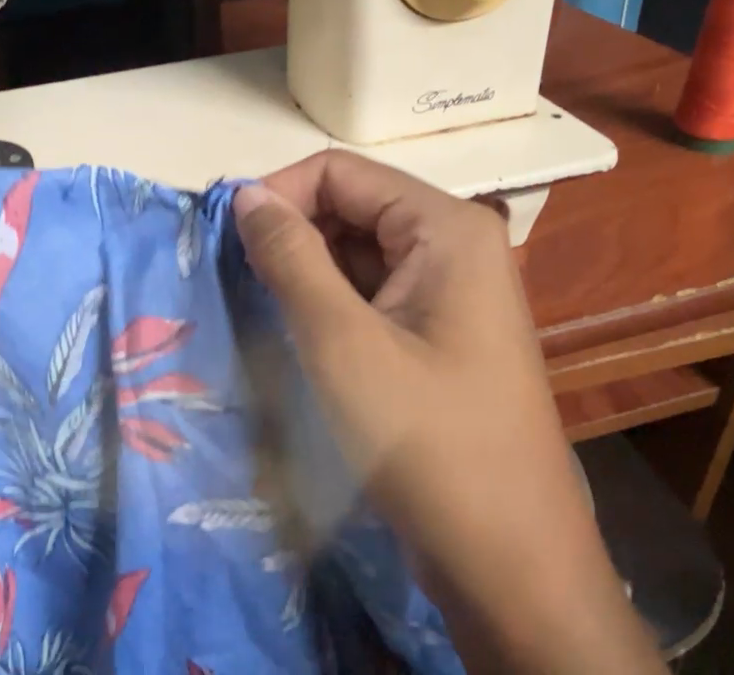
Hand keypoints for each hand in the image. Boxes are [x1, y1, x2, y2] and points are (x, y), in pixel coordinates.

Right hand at [233, 152, 663, 671]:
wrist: (510, 561)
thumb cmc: (427, 440)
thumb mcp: (342, 341)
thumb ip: (290, 257)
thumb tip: (246, 194)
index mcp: (445, 226)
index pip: (339, 172)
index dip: (277, 196)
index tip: (223, 240)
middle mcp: (454, 245)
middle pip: (351, 208)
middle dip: (289, 236)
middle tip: (233, 280)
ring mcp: (450, 293)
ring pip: (357, 255)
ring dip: (304, 274)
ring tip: (256, 310)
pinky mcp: (440, 335)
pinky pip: (372, 296)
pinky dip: (329, 307)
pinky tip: (293, 337)